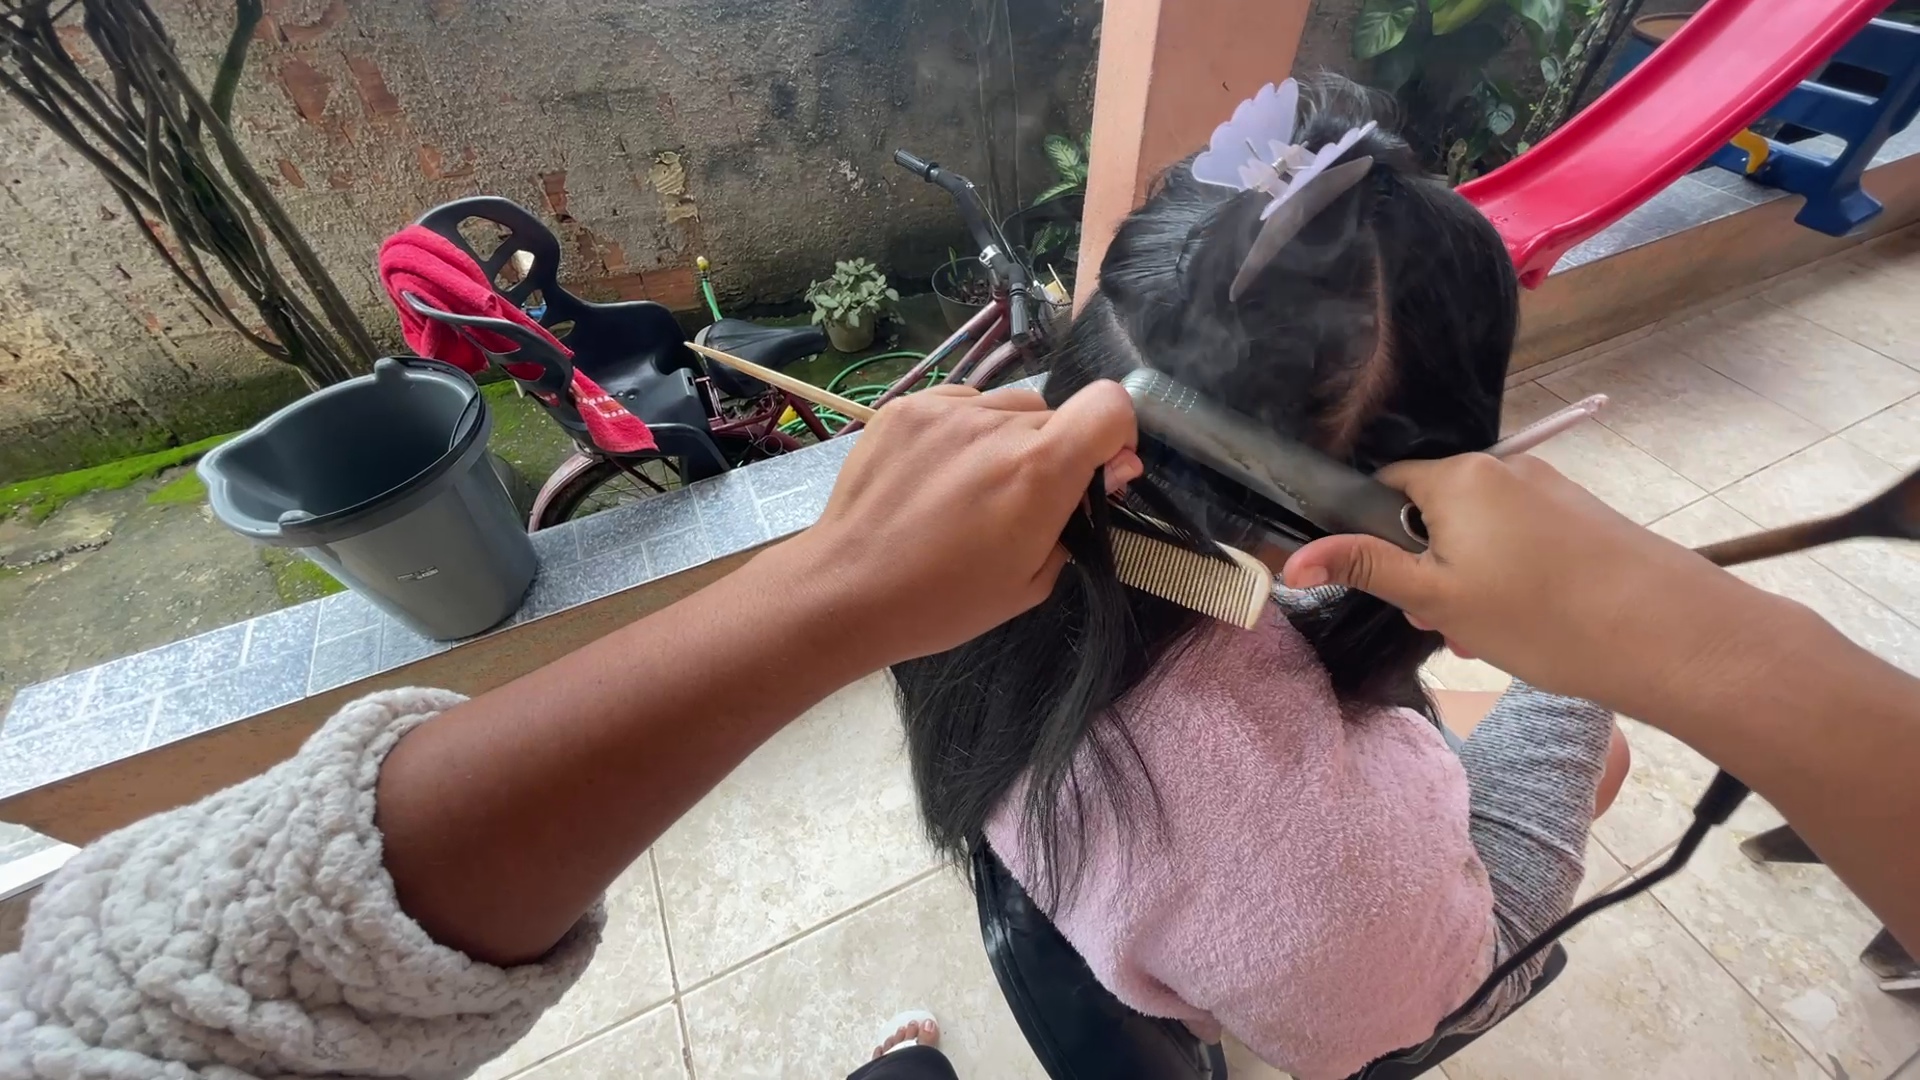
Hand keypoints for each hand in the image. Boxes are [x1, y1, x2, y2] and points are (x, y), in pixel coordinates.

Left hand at [784, 381, 1140, 665]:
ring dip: (1007, 439)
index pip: (1110, 405)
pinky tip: (938, 473)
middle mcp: (995, 424)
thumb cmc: (945, 602)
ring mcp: (945, 410)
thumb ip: (1079, 518)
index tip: (1099, 469)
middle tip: (1018, 500)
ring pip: (1006, 407)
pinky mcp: (906, 407)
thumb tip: (1110, 471)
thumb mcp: (1033, 580)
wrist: (847, 589)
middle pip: (1053, 414)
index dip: (1116, 434)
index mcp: (1037, 469)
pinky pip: (960, 405)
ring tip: (970, 487)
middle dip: (1053, 451)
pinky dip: (964, 432)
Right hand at [1281, 453, 1795, 714]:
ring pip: (1472, 530)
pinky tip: (1520, 618)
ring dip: (1460, 576)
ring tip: (1480, 631)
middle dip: (1421, 565)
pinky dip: (1502, 572)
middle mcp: (1502, 467)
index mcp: (1458, 475)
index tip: (1389, 585)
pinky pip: (1515, 536)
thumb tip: (1287, 562)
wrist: (1686, 641)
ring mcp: (1548, 488)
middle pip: (1427, 510)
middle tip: (1438, 621)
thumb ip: (1361, 568)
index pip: (1381, 487)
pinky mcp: (1581, 514)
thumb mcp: (1435, 596)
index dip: (1371, 535)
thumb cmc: (1541, 615)